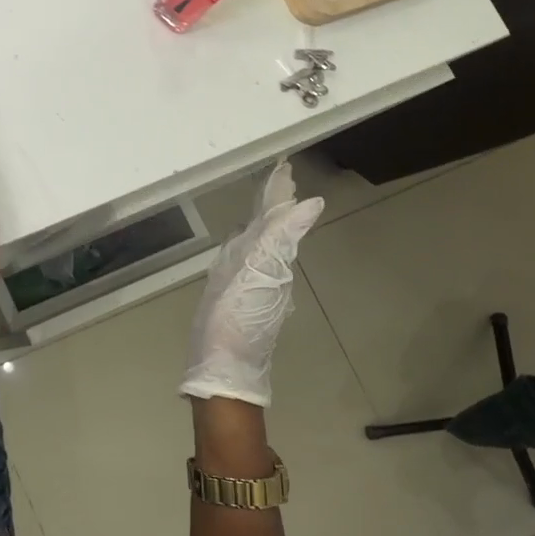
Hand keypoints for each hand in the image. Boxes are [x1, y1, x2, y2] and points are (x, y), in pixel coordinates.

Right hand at [181, 162, 323, 407]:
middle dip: (273, 201)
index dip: (279, 193)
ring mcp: (250, 282)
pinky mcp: (234, 295)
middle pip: (271, 227)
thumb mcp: (258, 277)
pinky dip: (246, 240)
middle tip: (275, 174)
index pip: (278, 217)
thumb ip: (279, 240)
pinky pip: (244, 258)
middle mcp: (264, 267)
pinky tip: (241, 238)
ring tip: (263, 196)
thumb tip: (312, 204)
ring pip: (259, 241)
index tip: (283, 166)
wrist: (222, 370)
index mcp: (271, 260)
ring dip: (263, 217)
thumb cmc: (236, 324)